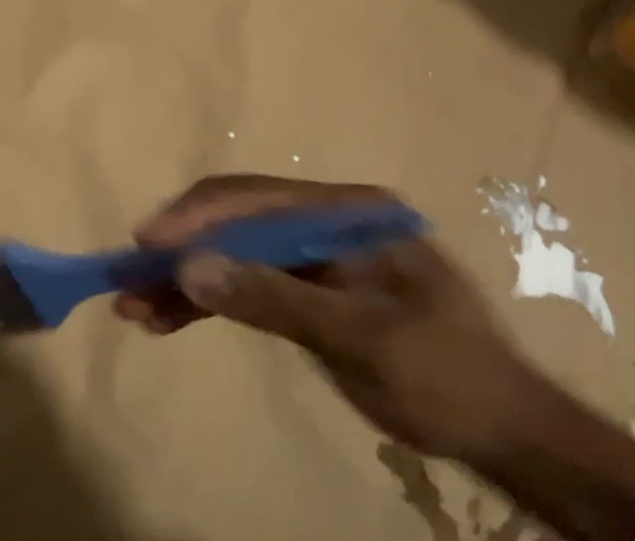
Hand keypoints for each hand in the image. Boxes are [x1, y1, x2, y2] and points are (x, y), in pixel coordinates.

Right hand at [113, 174, 548, 460]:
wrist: (507, 435)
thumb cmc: (446, 375)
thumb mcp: (358, 337)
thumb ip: (272, 298)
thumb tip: (187, 268)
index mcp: (348, 213)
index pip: (254, 200)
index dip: (194, 219)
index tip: (145, 246)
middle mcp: (323, 221)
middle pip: (230, 222)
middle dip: (177, 253)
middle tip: (127, 281)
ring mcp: (310, 254)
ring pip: (228, 254)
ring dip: (181, 282)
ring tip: (133, 310)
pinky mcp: (301, 287)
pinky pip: (240, 284)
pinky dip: (203, 302)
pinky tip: (165, 319)